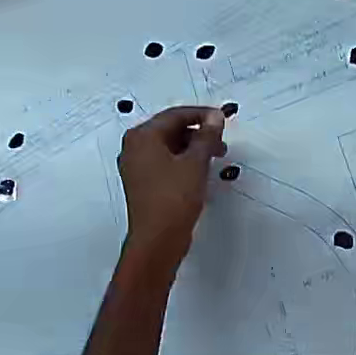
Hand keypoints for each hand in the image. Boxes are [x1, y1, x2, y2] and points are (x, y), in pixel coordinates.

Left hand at [117, 106, 226, 272]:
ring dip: (192, 148)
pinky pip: (164, 163)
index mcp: (142, 137)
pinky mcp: (143, 183)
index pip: (175, 115)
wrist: (157, 239)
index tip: (221, 118)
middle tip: (220, 140)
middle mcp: (134, 148)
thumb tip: (214, 118)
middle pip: (170, 129)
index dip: (201, 115)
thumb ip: (207, 136)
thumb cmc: (172, 200)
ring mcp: (136, 167)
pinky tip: (199, 171)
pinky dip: (182, 161)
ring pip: (168, 147)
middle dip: (197, 133)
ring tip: (214, 157)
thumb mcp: (195, 163)